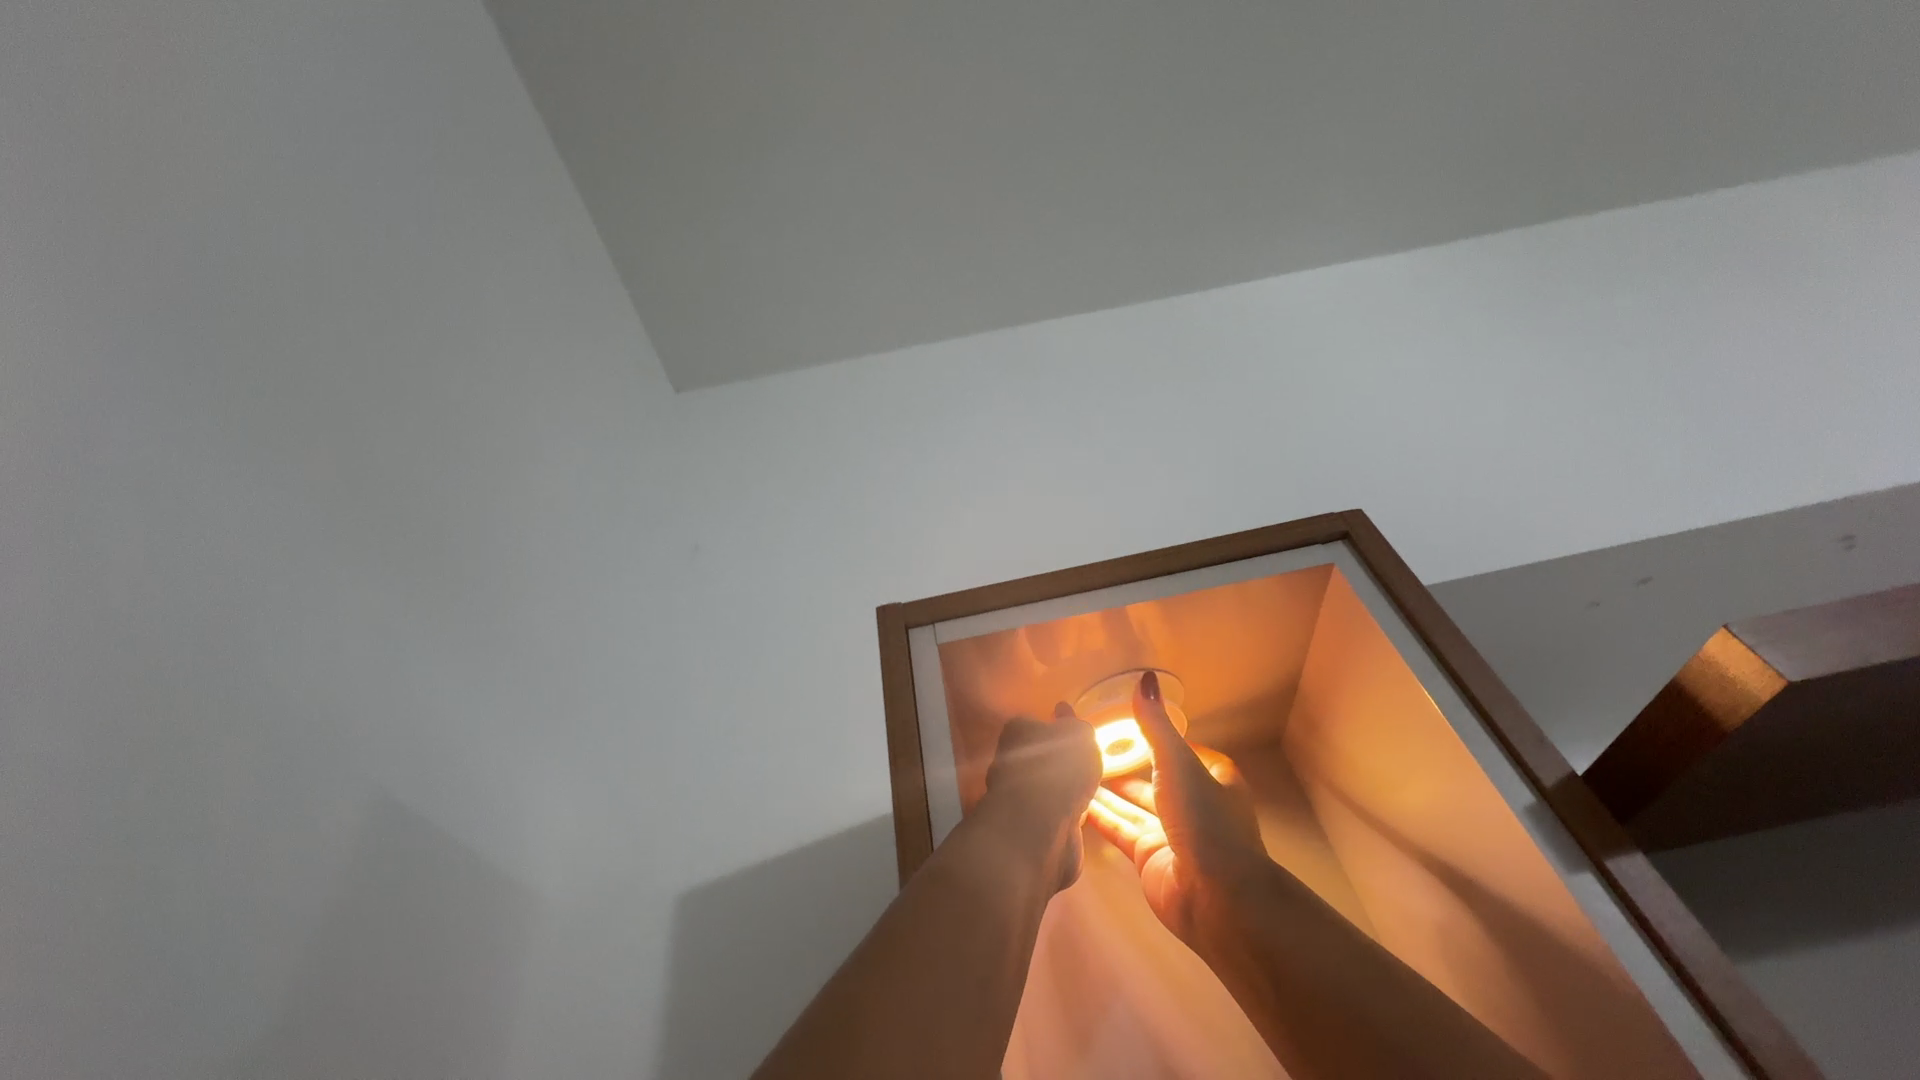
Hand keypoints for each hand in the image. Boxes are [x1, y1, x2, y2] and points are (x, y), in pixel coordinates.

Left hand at [981, 708, 1101, 890]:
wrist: (1038, 826)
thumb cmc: (1058, 768)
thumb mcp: (1077, 735)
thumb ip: (1075, 725)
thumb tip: (1062, 711)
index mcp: (1017, 732)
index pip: (1033, 724)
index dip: (1052, 727)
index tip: (1070, 734)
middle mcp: (1010, 762)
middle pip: (1035, 757)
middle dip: (1054, 760)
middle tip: (1081, 763)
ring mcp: (1015, 798)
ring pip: (1042, 788)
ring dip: (1060, 789)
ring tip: (1085, 791)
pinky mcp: (1026, 829)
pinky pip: (1050, 815)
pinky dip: (1062, 814)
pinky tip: (1078, 816)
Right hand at [1086, 670, 1268, 943]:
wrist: (1217, 898)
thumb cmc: (1206, 821)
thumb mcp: (1179, 764)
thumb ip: (1155, 726)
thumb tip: (1144, 678)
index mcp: (1210, 775)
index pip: (1173, 747)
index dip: (1146, 734)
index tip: (1113, 722)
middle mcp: (1191, 801)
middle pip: (1149, 776)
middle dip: (1121, 762)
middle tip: (1080, 742)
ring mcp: (1169, 831)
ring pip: (1130, 802)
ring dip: (1104, 788)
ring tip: (1068, 766)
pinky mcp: (1148, 856)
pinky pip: (1119, 828)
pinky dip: (1098, 815)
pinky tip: (1071, 799)